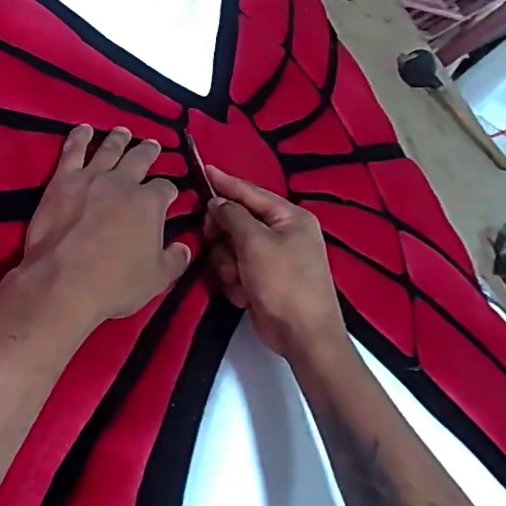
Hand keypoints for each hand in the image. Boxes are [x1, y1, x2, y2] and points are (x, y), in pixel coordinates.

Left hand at [14, 125, 192, 330]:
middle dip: (148, 151)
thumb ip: (174, 260)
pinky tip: (84, 129)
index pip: (165, 188)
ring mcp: (92, 177)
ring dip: (118, 139)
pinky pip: (73, 151)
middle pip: (140, 159)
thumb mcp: (157, 278)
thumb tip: (184, 248)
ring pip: (109, 149)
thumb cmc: (114, 283)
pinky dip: (79, 137)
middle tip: (152, 144)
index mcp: (150, 203)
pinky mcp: (63, 180)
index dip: (169, 190)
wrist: (63, 281)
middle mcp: (124, 182)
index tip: (169, 194)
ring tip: (123, 132)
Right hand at [202, 165, 349, 365]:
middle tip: (212, 241)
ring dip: (228, 264)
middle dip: (224, 236)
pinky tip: (243, 294)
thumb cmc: (284, 283)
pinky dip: (235, 281)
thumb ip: (233, 216)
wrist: (303, 336)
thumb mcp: (256, 243)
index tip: (202, 169)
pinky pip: (237, 268)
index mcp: (290, 217)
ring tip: (236, 279)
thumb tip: (216, 202)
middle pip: (238, 221)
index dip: (225, 182)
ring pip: (232, 247)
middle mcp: (284, 232)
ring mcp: (274, 257)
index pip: (251, 192)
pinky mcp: (264, 279)